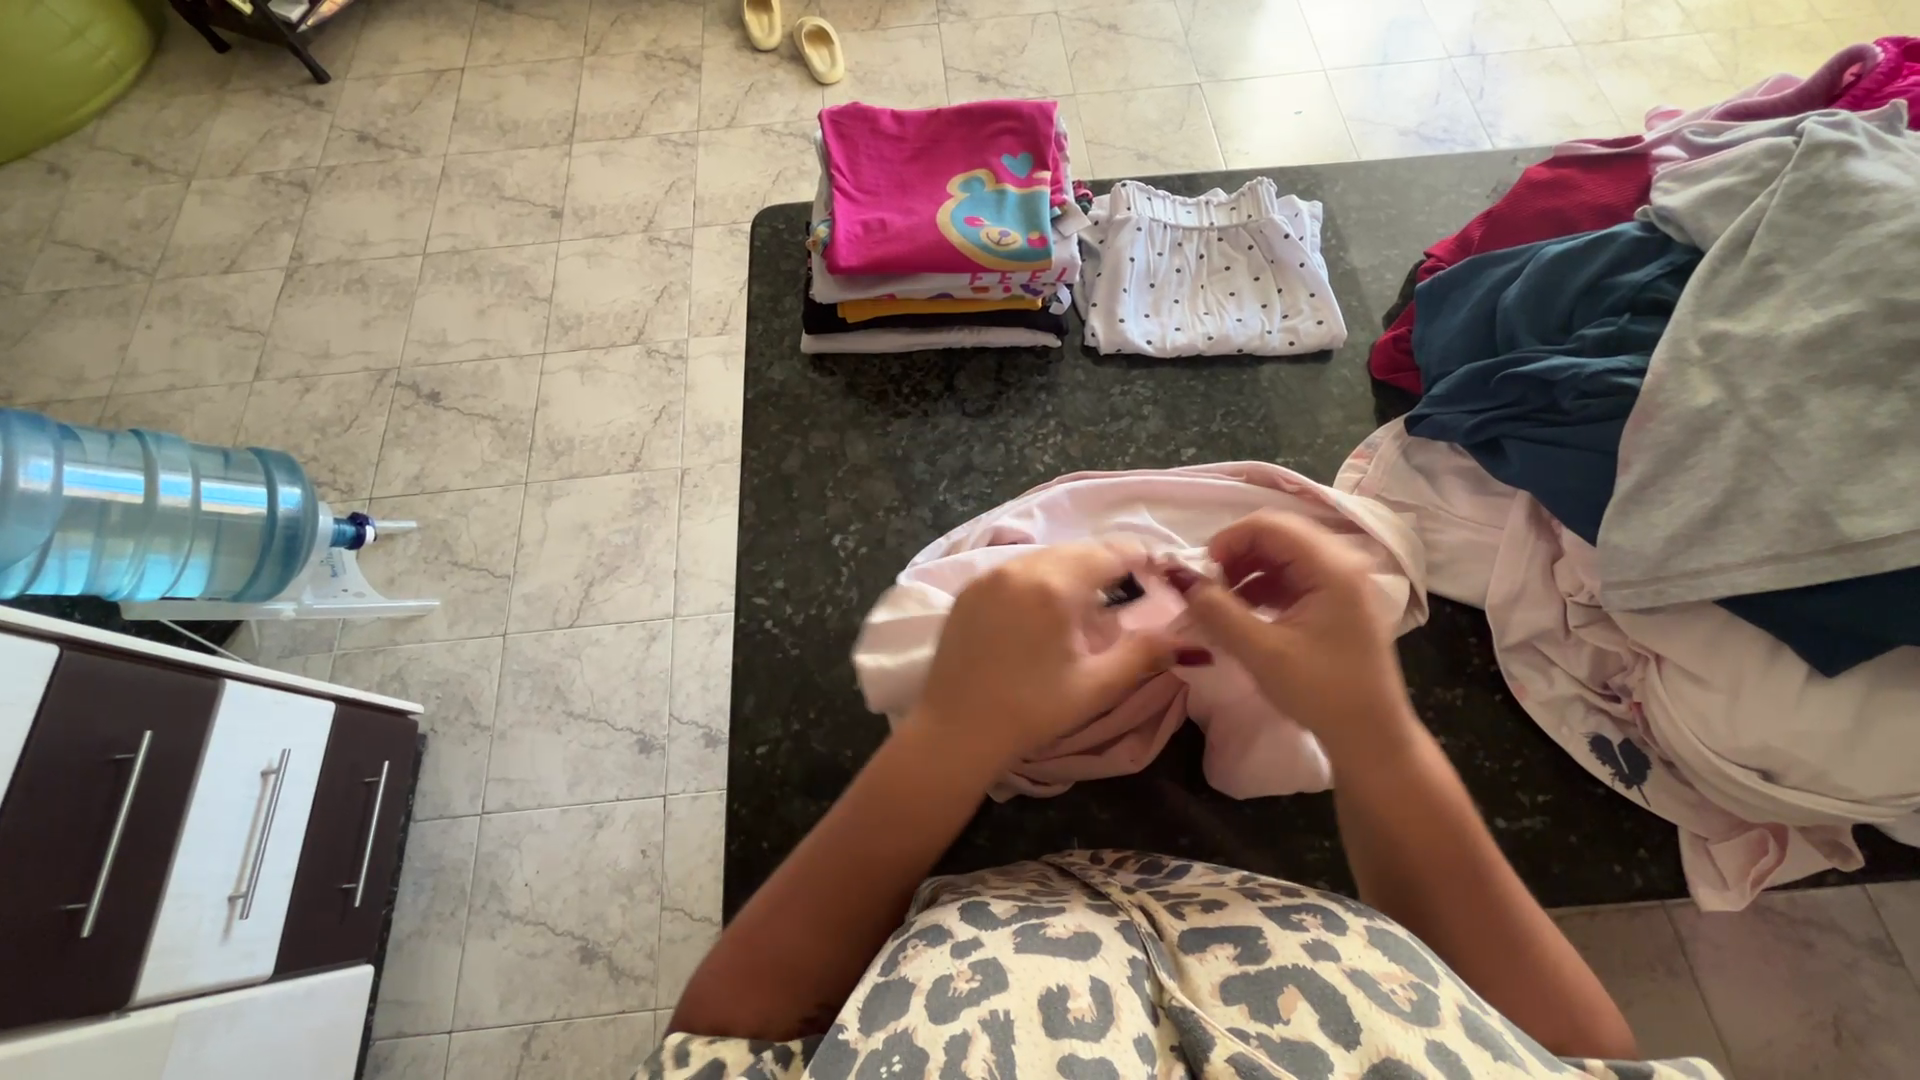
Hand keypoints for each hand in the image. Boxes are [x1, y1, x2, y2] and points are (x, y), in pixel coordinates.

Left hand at [909, 542, 1173, 768]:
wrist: (954, 731)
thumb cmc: (1030, 712)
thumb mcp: (1095, 687)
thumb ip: (1145, 655)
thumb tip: (1190, 642)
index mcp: (1054, 587)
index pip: (1110, 553)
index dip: (1141, 559)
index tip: (1159, 575)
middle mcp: (1019, 569)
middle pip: (1077, 550)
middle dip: (1107, 565)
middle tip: (1127, 595)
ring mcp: (988, 577)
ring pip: (1044, 557)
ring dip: (1072, 570)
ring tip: (1086, 606)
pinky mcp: (967, 591)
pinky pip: (1014, 571)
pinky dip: (1038, 579)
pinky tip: (1043, 612)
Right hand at [1159, 511, 1419, 763]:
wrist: (1371, 737)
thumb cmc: (1321, 693)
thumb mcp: (1261, 652)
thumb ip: (1216, 610)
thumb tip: (1176, 577)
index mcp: (1332, 567)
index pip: (1270, 525)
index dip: (1228, 540)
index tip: (1200, 572)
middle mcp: (1342, 563)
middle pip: (1278, 535)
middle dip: (1236, 555)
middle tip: (1208, 587)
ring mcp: (1342, 582)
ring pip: (1283, 555)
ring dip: (1247, 571)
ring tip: (1222, 603)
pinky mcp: (1337, 600)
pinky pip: (1292, 575)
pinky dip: (1263, 586)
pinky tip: (1245, 613)